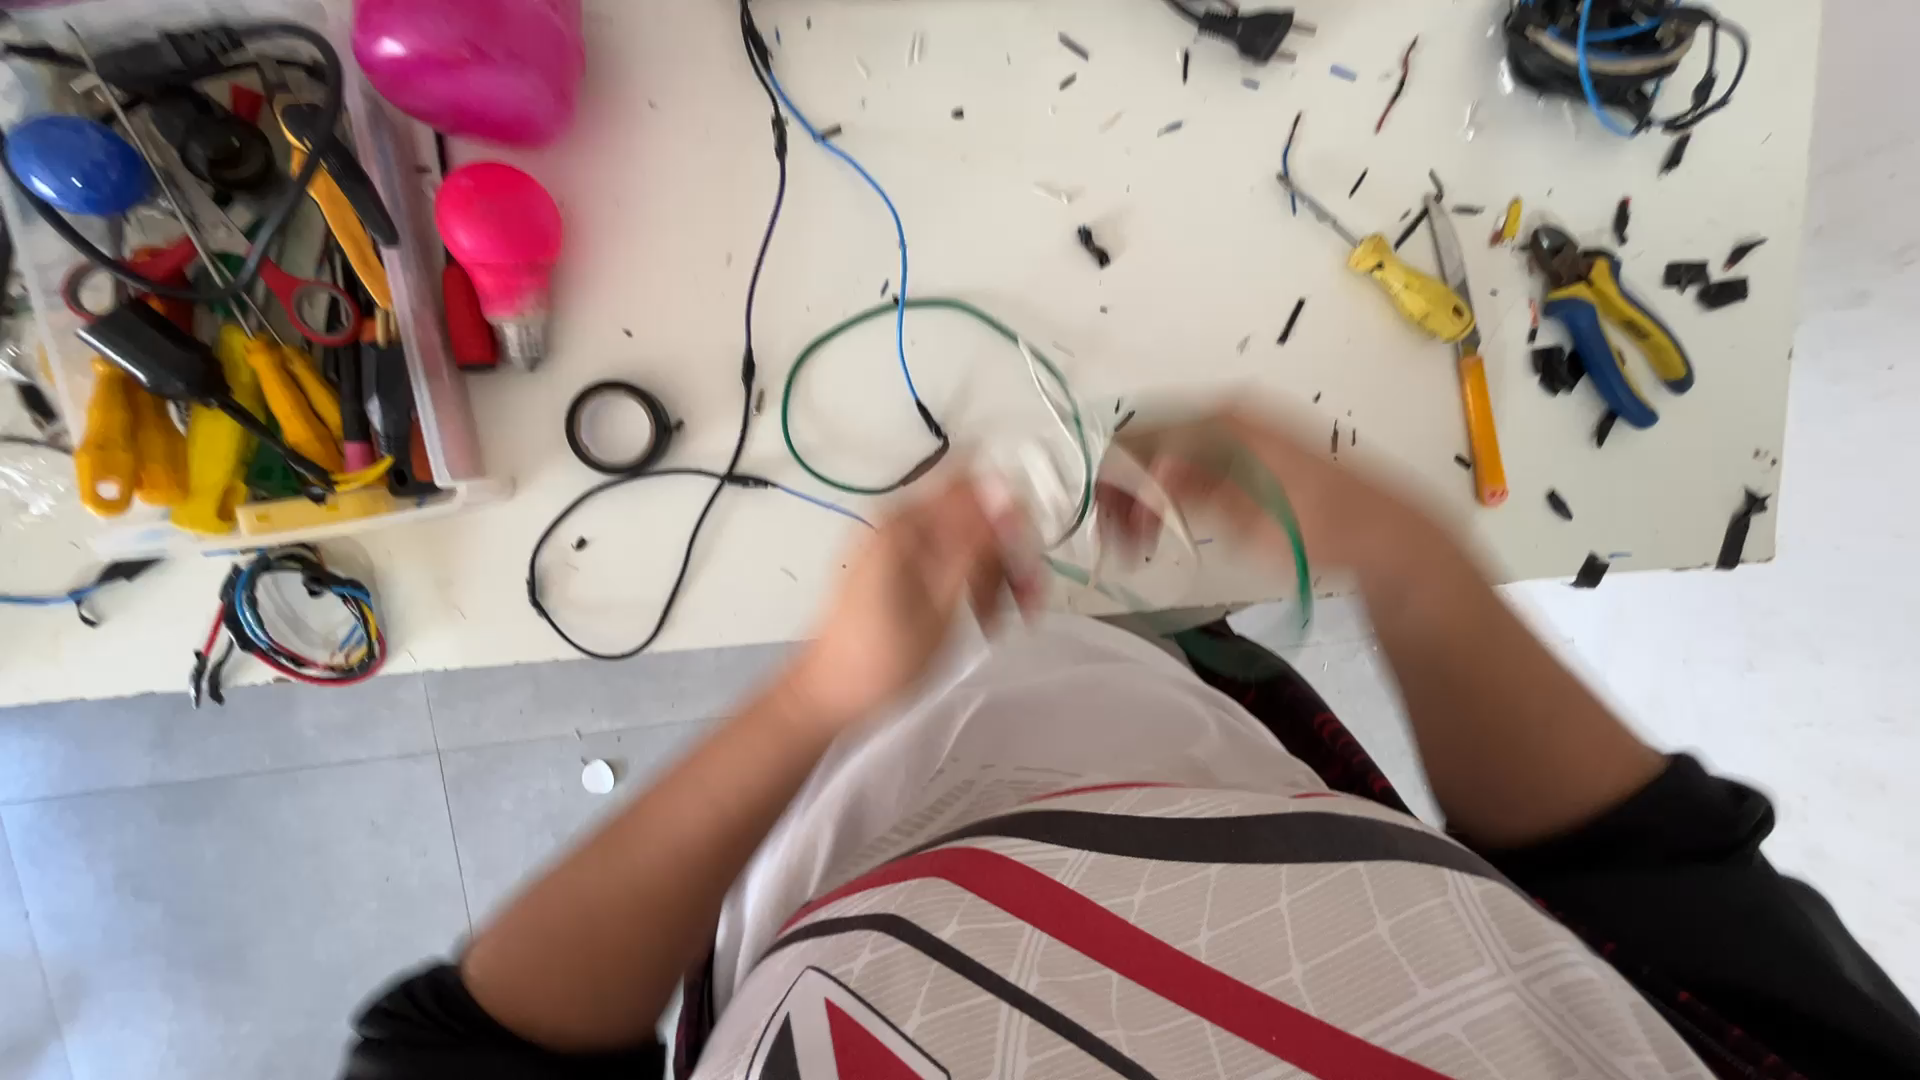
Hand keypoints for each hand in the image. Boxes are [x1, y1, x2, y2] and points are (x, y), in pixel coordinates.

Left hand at [782, 477, 1035, 735]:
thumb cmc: (885, 658)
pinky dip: (969, 588)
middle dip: (1006, 556)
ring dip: (993, 578)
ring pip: (966, 544)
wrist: (828, 694)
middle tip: (1026, 603)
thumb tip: (1006, 494)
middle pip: (974, 518)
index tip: (1025, 559)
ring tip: (997, 624)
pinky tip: (979, 622)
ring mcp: (898, 546)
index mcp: (906, 524)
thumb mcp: (942, 604)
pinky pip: (948, 563)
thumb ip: (976, 546)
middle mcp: (901, 524)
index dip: (1010, 516)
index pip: (975, 487)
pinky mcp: (898, 569)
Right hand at [1104, 403, 1447, 581]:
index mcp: (1223, 420)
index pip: (1140, 437)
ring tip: (1136, 542)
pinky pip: (1181, 469)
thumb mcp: (1251, 510)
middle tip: (1118, 542)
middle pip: (1145, 445)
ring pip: (1160, 458)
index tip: (1108, 524)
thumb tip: (1145, 474)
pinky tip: (1161, 526)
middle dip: (1123, 492)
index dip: (1114, 479)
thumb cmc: (1317, 522)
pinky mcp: (1240, 457)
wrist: (1378, 533)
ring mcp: (1231, 436)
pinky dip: (1162, 497)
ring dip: (1139, 499)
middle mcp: (1221, 417)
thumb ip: (1192, 488)